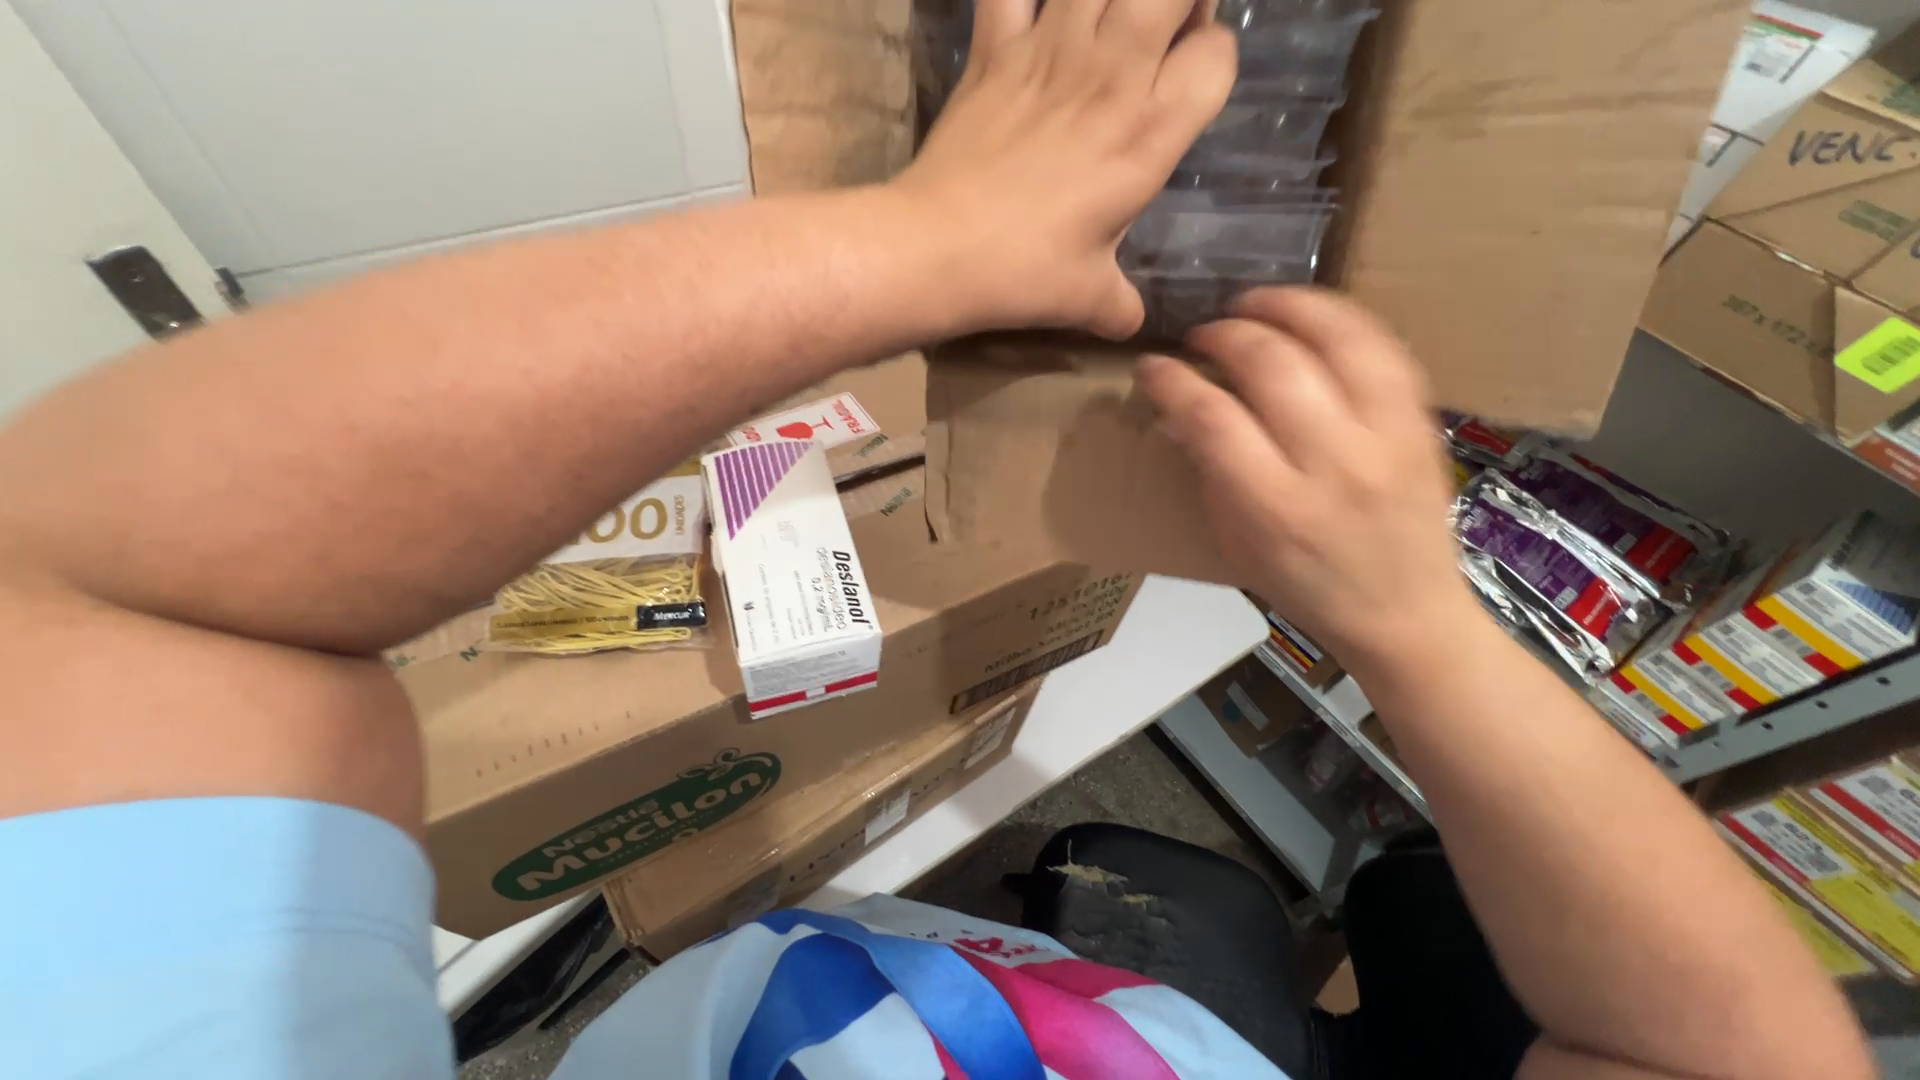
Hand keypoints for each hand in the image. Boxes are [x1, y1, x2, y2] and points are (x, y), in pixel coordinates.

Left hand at [892, 0, 1234, 339]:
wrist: (937, 249)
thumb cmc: (1023, 273)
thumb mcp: (1088, 298)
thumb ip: (1120, 305)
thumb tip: (1131, 323)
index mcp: (1150, 132)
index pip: (1216, 56)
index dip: (1212, 60)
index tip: (1188, 84)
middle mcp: (1112, 75)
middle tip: (1160, 26)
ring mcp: (1050, 52)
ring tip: (1105, 15)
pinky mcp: (994, 49)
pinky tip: (1033, 9)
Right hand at [1138, 287, 1483, 680]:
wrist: (1406, 615)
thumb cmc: (1306, 587)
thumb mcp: (1237, 545)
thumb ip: (1209, 474)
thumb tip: (1180, 413)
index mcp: (1275, 507)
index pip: (1213, 418)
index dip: (1172, 380)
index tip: (1151, 366)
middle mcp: (1335, 465)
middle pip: (1272, 365)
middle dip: (1225, 334)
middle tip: (1202, 335)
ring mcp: (1387, 438)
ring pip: (1338, 340)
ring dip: (1287, 307)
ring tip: (1254, 305)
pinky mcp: (1422, 423)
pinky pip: (1385, 349)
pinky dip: (1342, 321)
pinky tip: (1311, 318)